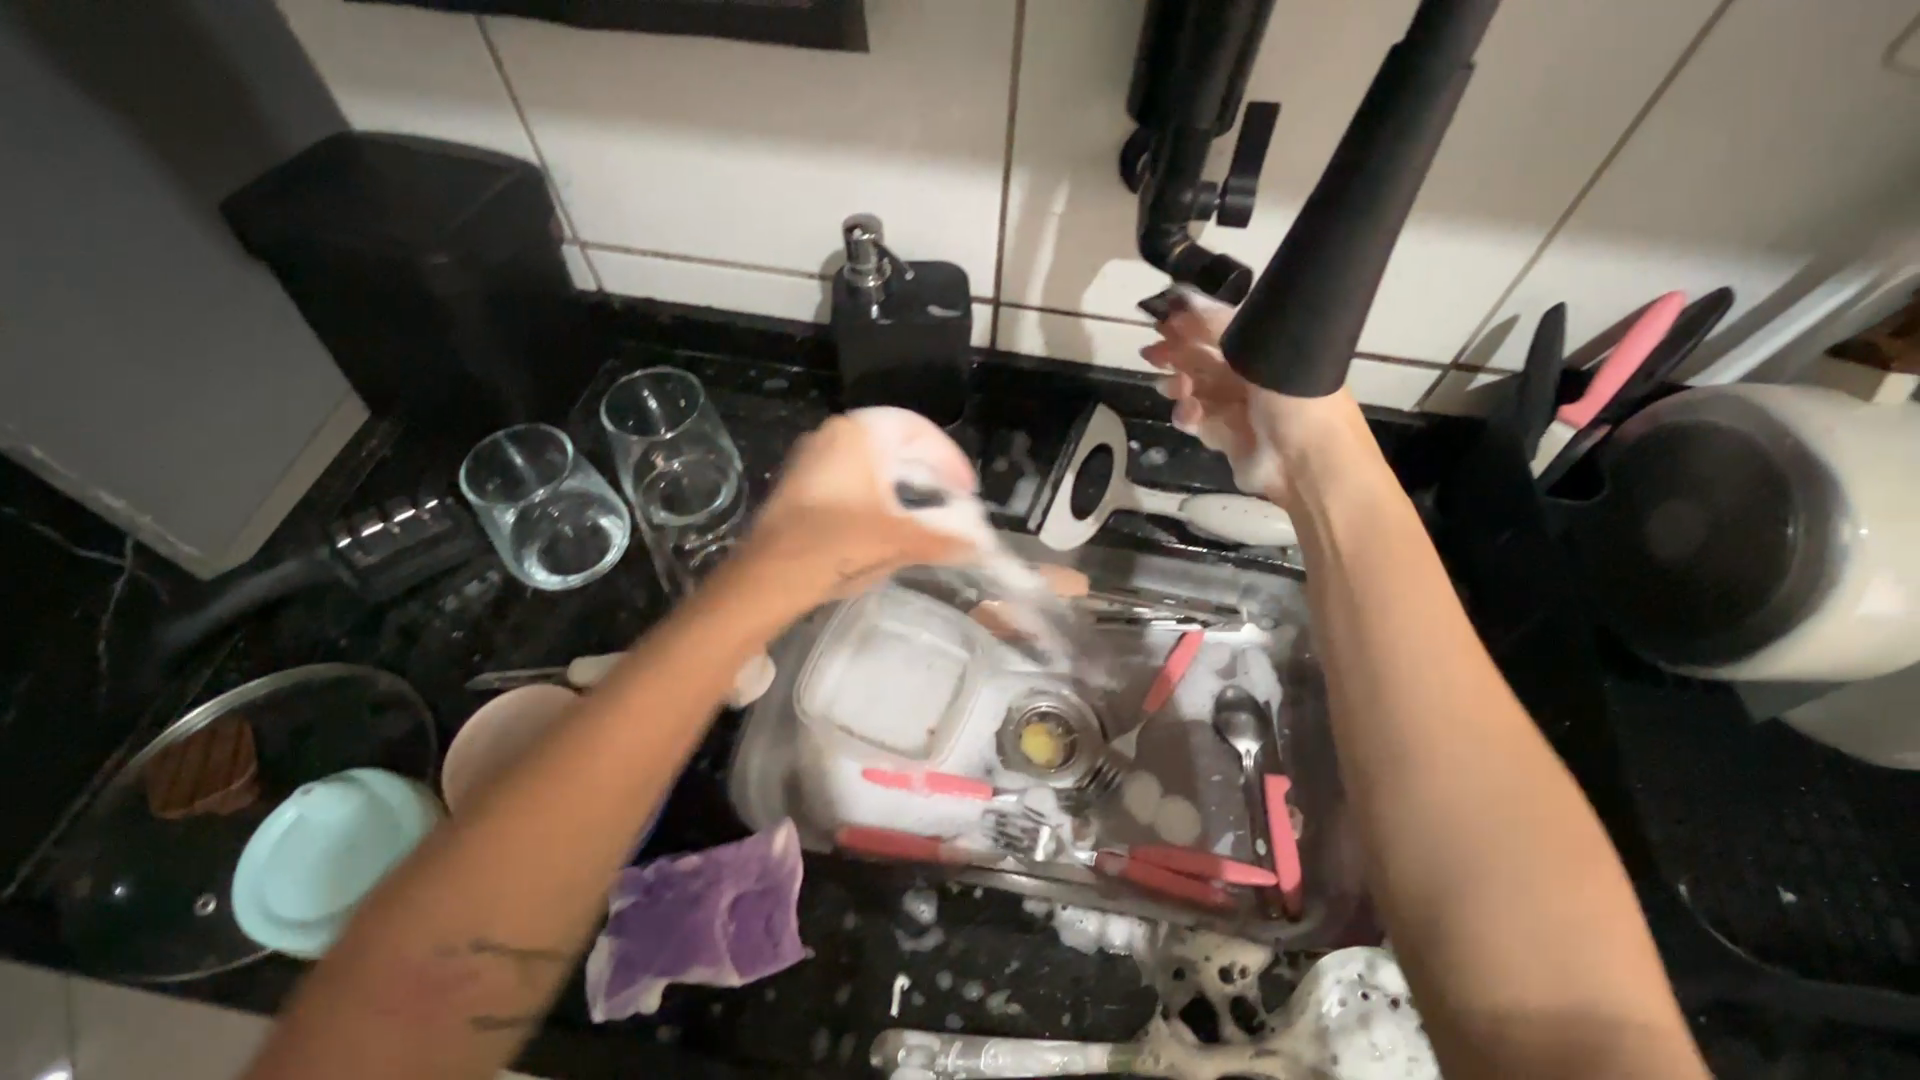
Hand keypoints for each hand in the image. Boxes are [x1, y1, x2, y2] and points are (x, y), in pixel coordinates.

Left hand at [736, 408, 978, 606]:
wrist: (767, 578)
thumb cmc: (837, 546)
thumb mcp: (900, 541)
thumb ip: (945, 538)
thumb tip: (980, 544)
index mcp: (859, 434)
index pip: (919, 430)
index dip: (950, 460)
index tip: (966, 492)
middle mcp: (833, 435)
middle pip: (894, 444)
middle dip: (927, 473)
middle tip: (950, 503)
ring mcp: (810, 459)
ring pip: (870, 463)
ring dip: (901, 486)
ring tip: (924, 517)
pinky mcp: (798, 486)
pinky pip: (848, 480)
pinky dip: (875, 496)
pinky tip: (886, 526)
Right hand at [1139, 289, 1371, 509]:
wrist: (1306, 457)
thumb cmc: (1292, 393)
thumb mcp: (1257, 344)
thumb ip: (1216, 321)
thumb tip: (1182, 296)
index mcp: (1263, 347)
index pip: (1218, 329)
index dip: (1188, 325)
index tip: (1162, 320)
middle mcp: (1248, 374)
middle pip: (1201, 359)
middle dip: (1174, 354)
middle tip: (1151, 354)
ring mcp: (1235, 407)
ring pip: (1194, 389)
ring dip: (1177, 384)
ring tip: (1175, 387)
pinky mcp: (1224, 437)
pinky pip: (1196, 420)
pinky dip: (1186, 415)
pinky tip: (1190, 413)